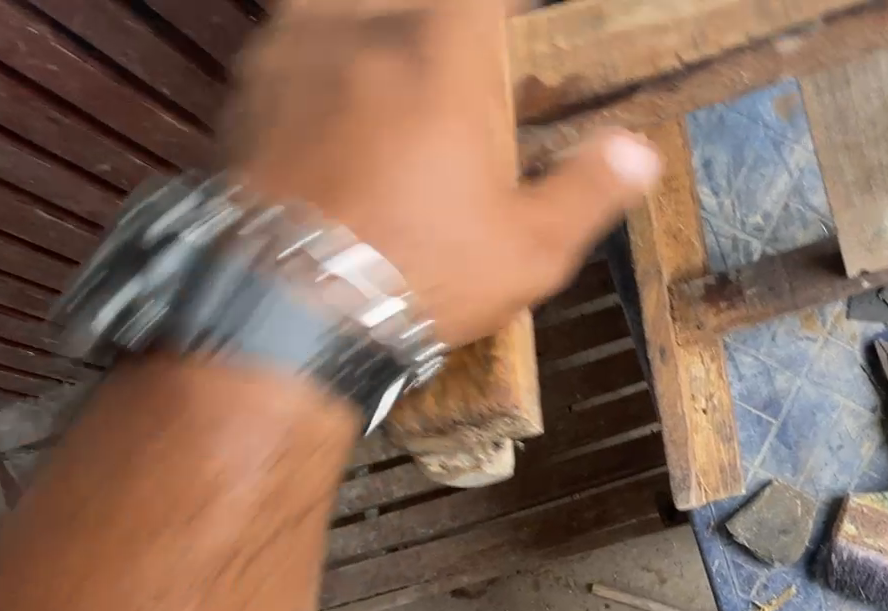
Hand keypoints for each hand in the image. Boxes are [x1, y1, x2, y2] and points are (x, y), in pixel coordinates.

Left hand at [222, 0, 660, 347]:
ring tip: (397, 101)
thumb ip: (587, 190)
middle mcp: (364, 27)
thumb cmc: (430, 271)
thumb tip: (641, 151)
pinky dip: (321, 66)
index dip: (497, 17)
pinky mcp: (246, 88)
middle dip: (439, 30)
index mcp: (446, 56)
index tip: (509, 45)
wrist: (296, 305)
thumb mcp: (533, 248)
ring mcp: (293, 50)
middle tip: (456, 99)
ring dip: (374, 37)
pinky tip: (335, 119)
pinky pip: (290, 45)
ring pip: (341, 8)